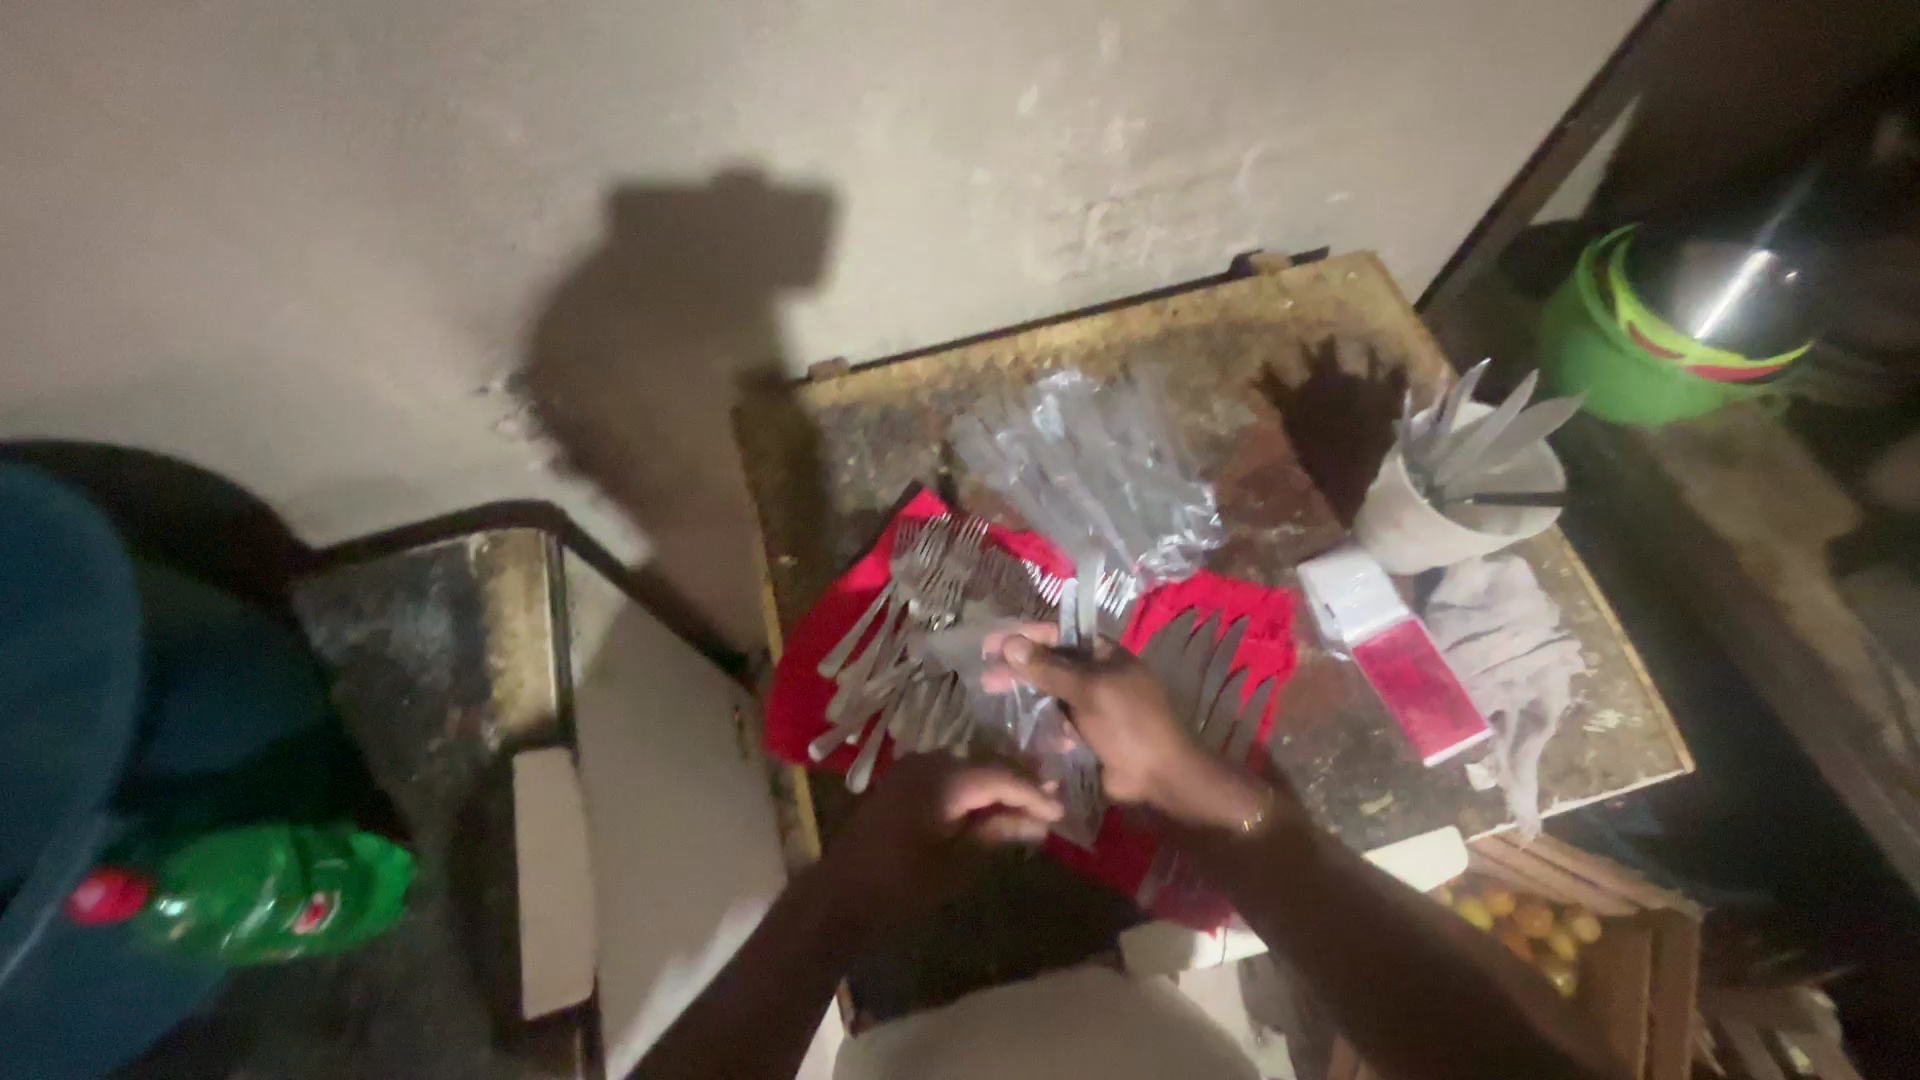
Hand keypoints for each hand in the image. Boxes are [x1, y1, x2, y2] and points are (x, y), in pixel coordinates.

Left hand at [817, 753, 1062, 923]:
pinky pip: (950, 772)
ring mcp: (914, 766)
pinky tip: (991, 803)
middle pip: (987, 763)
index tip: (1062, 809)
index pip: (1001, 776)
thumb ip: (998, 833)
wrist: (841, 892)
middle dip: (1020, 781)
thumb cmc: (901, 884)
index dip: (1034, 792)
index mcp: (944, 778)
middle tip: (1052, 799)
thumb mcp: (957, 862)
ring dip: (998, 782)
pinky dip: (974, 785)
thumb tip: (1040, 822)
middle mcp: (930, 760)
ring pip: (969, 765)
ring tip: (1029, 801)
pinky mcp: (905, 778)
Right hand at [981, 622, 1285, 831]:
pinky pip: (1058, 721)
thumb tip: (1010, 642)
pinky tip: (1032, 733)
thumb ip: (1048, 668)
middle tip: (987, 679)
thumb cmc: (1130, 724)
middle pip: (1050, 663)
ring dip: (1029, 698)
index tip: (990, 645)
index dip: (1022, 636)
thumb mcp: (1088, 690)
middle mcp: (1097, 672)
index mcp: (1103, 653)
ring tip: (1000, 705)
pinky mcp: (1088, 732)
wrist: (1162, 777)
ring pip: (1051, 693)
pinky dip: (1045, 724)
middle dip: (1019, 669)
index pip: (1056, 634)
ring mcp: (1093, 703)